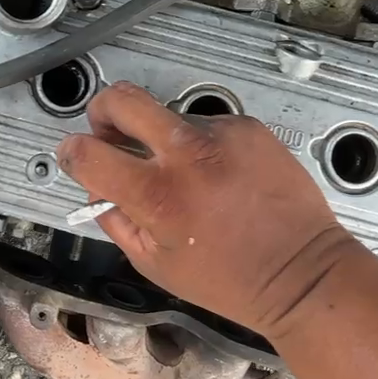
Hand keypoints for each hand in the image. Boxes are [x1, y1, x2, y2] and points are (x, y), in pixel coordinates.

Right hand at [56, 82, 362, 342]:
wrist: (305, 275)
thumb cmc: (231, 280)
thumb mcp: (155, 264)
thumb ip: (116, 220)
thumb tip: (97, 186)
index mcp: (158, 196)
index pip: (87, 152)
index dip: (72, 152)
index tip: (76, 155)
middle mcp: (187, 155)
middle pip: (121, 98)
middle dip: (103, 110)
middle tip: (111, 133)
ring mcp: (220, 134)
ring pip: (166, 115)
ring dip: (162, 138)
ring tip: (189, 177)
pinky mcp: (247, 126)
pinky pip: (205, 124)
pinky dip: (201, 144)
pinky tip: (219, 176)